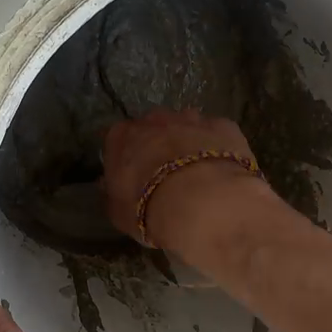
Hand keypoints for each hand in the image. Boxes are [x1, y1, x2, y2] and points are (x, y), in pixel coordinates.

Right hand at [100, 108, 277, 249]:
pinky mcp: (224, 126)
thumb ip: (111, 194)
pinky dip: (218, 145)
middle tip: (165, 173)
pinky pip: (217, 132)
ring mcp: (191, 119)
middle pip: (152, 127)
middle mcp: (154, 120)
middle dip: (157, 143)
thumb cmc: (149, 208)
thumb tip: (107, 184)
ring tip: (196, 170)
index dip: (125, 155)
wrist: (204, 203)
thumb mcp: (118, 212)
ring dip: (188, 140)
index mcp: (121, 137)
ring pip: (185, 124)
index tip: (131, 173)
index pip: (116, 138)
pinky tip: (222, 167)